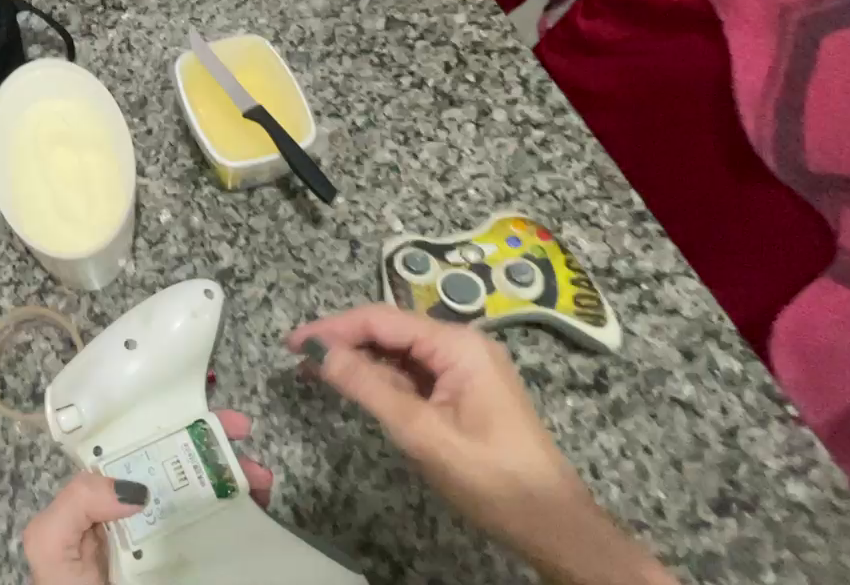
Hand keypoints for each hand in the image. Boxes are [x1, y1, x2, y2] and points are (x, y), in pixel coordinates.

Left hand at [23, 409, 270, 584]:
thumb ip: (76, 501)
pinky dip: (244, 515)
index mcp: (103, 495)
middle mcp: (136, 510)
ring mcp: (166, 538)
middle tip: (244, 436)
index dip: (167, 423)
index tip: (203, 414)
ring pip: (204, 493)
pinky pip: (221, 534)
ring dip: (234, 475)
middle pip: (178, 463)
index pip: (136, 446)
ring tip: (262, 476)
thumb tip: (136, 485)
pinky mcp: (191, 564)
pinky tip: (261, 506)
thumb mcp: (51, 544)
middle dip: (212, 445)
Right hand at [288, 306, 674, 584]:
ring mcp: (464, 367)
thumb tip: (318, 352)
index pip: (380, 320)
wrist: (556, 529)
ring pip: (397, 351)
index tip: (293, 343)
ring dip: (358, 359)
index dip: (332, 328)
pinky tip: (353, 384)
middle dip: (342, 340)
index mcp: (457, 345)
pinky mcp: (463, 390)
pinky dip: (379, 377)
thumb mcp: (421, 433)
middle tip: (298, 356)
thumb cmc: (492, 479)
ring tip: (316, 369)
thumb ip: (367, 387)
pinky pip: (412, 371)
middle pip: (388, 330)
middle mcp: (461, 345)